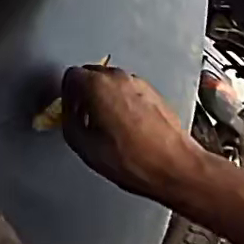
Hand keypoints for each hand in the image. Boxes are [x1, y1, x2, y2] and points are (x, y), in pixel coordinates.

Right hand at [59, 64, 201, 200]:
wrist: (177, 168)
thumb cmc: (134, 160)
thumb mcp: (87, 149)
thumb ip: (69, 126)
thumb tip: (70, 120)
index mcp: (96, 85)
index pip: (71, 77)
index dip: (66, 96)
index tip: (69, 111)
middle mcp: (116, 77)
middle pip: (90, 75)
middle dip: (84, 94)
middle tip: (85, 117)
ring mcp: (137, 83)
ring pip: (110, 82)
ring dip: (104, 97)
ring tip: (107, 125)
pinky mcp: (153, 93)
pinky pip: (128, 90)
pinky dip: (122, 102)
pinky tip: (127, 126)